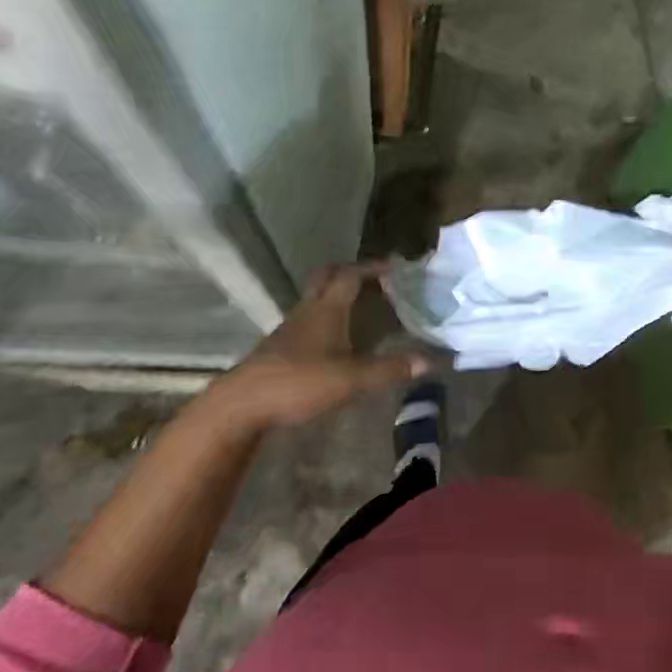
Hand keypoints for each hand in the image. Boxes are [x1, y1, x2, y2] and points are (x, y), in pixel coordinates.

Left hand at [204, 262, 426, 431]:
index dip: (372, 267)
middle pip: (327, 277)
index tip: (394, 266)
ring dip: (337, 294)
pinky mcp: (280, 347)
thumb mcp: (350, 379)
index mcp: (326, 308)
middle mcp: (308, 310)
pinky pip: (308, 319)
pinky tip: (336, 339)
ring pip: (316, 298)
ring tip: (362, 307)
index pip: (350, 275)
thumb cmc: (299, 383)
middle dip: (351, 272)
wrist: (242, 404)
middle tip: (375, 280)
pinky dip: (326, 317)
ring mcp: (290, 327)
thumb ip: (389, 369)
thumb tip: (429, 361)